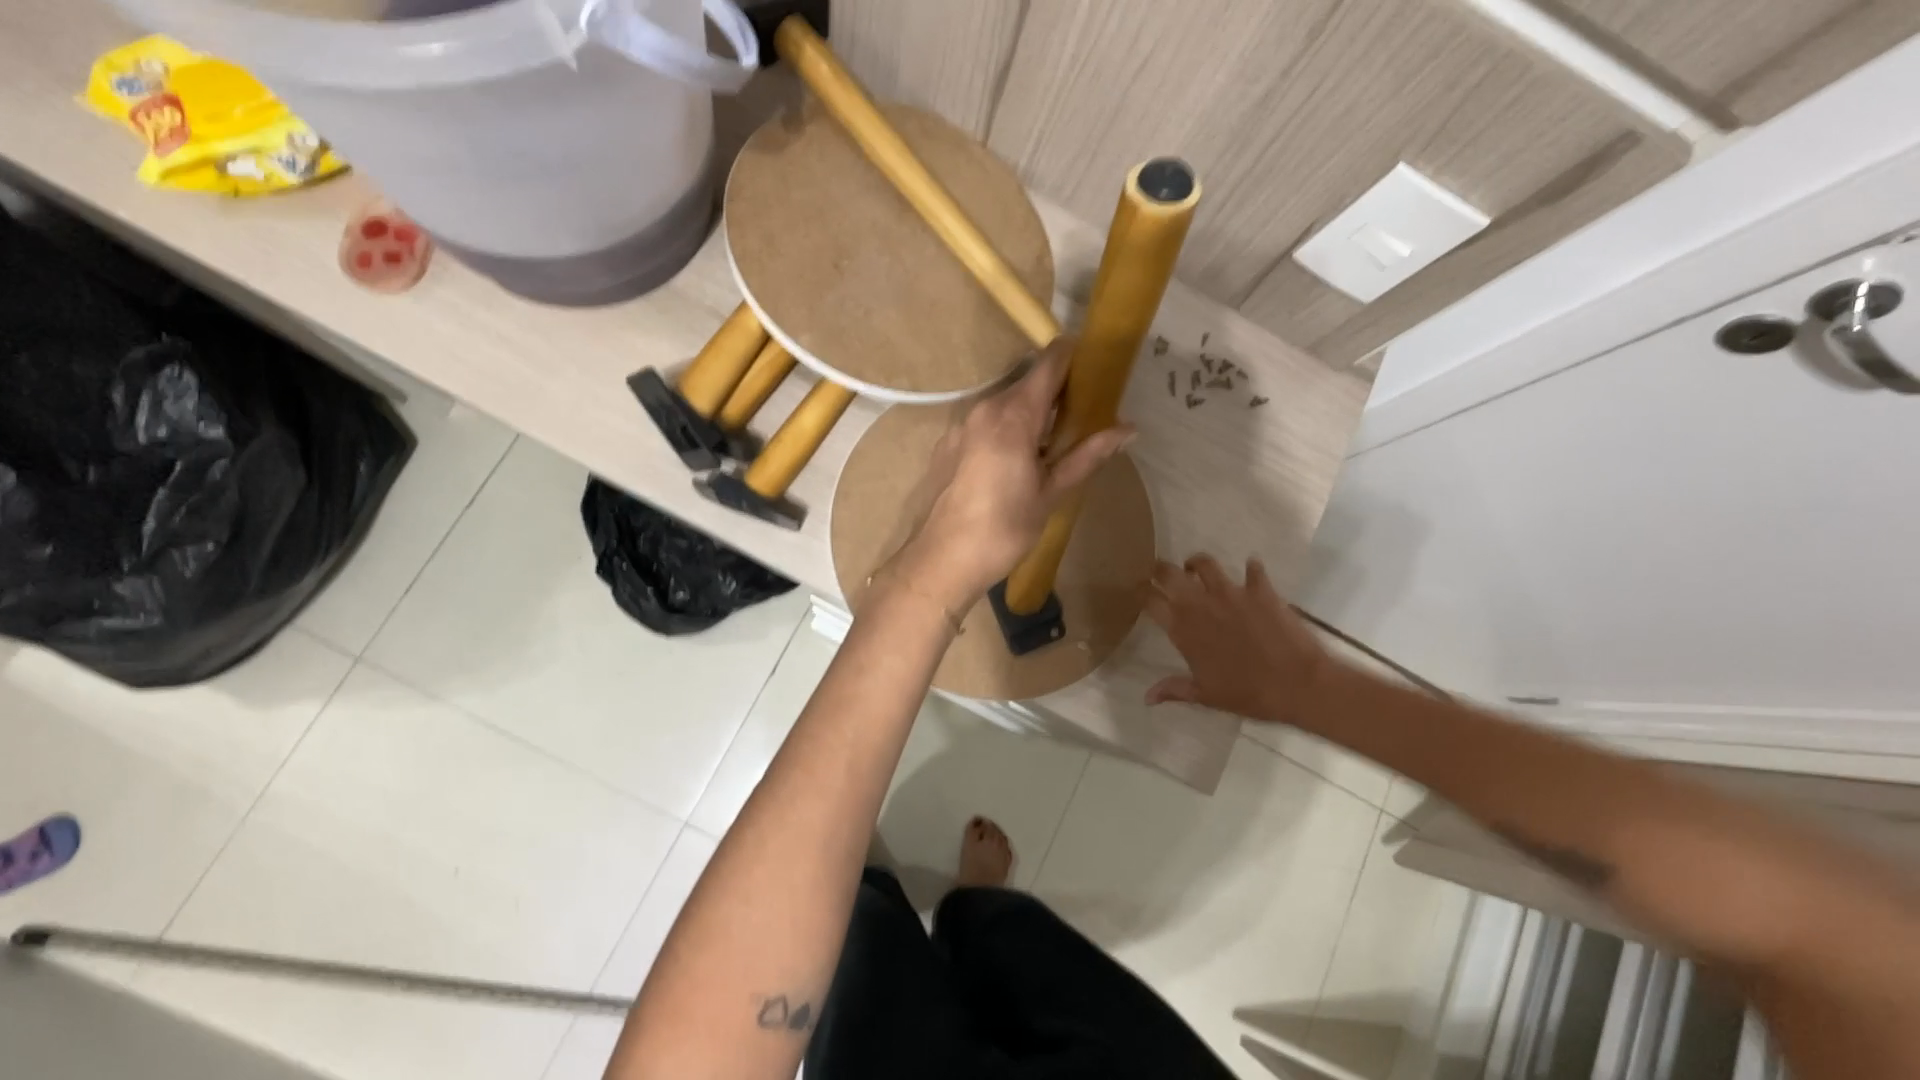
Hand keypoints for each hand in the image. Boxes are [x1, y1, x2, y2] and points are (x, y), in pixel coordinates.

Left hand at [890, 338, 1133, 609]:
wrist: (942, 561)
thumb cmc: (1004, 529)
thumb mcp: (1052, 493)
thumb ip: (1087, 455)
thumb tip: (1128, 430)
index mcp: (1013, 415)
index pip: (1049, 363)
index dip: (1074, 357)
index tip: (1097, 364)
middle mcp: (984, 409)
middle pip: (1027, 384)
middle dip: (1057, 393)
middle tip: (1084, 417)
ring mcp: (961, 426)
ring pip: (1005, 405)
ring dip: (1031, 415)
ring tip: (1053, 446)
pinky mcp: (948, 445)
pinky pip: (986, 425)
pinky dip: (1007, 431)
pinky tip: (1017, 464)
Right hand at [1144, 554, 1331, 725]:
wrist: (1297, 683)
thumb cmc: (1248, 694)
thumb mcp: (1206, 696)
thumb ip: (1174, 689)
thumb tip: (1147, 697)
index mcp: (1183, 630)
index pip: (1151, 601)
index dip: (1141, 593)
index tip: (1138, 591)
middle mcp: (1201, 604)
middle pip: (1170, 574)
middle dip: (1160, 570)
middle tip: (1159, 573)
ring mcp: (1232, 593)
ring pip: (1205, 563)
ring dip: (1197, 564)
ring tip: (1197, 569)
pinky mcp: (1260, 589)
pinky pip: (1253, 569)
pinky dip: (1251, 569)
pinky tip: (1251, 572)